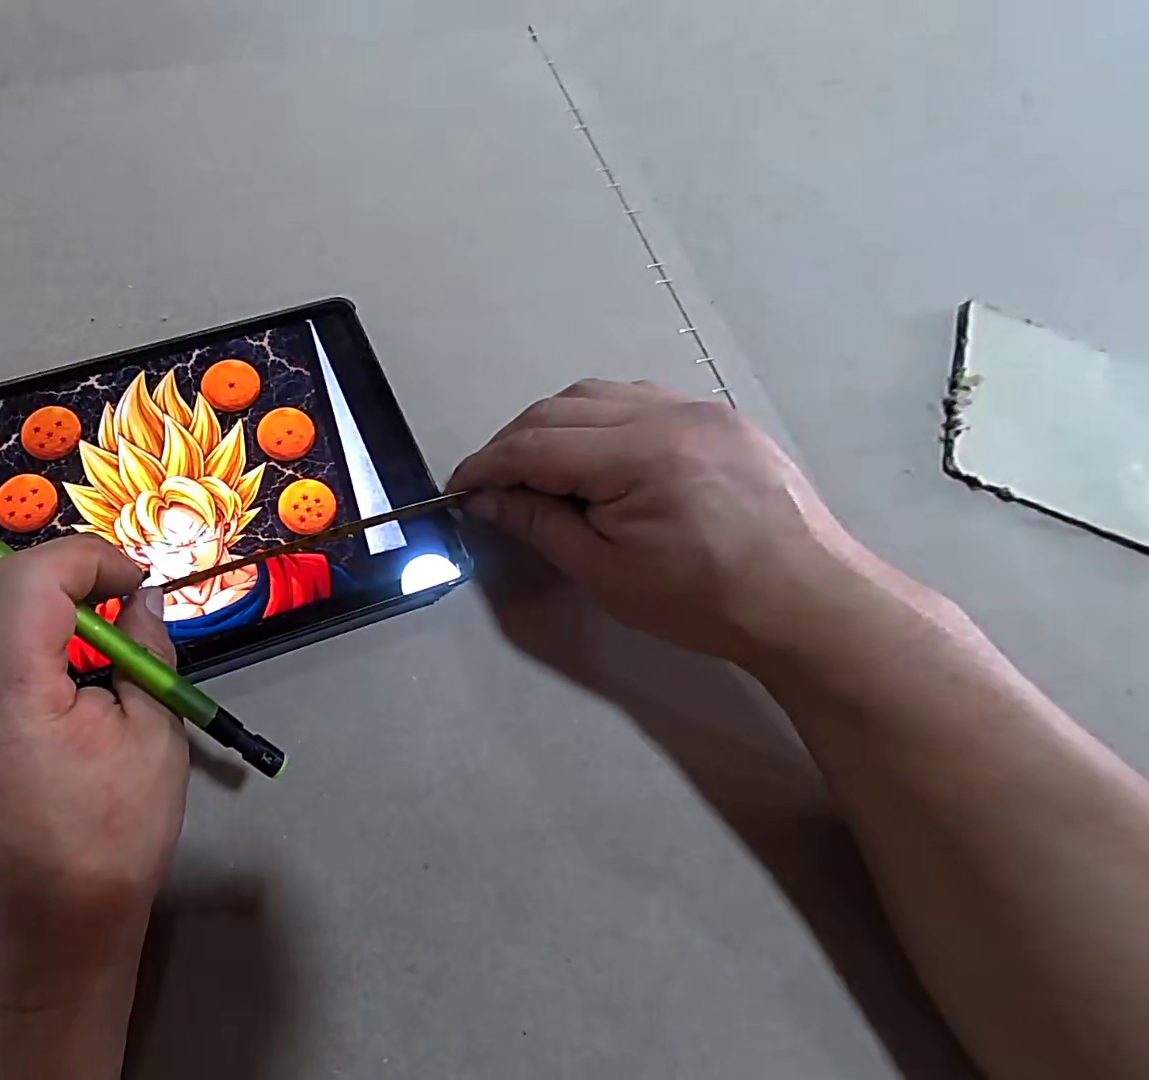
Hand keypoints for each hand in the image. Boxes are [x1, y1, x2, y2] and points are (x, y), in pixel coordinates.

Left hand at [0, 535, 188, 942]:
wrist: (57, 919)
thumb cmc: (113, 840)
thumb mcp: (156, 737)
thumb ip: (146, 652)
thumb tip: (141, 600)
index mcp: (13, 701)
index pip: (29, 581)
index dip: (86, 559)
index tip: (127, 578)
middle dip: (49, 569)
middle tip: (97, 594)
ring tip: (50, 613)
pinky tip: (8, 646)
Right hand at [448, 379, 885, 662]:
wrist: (811, 603)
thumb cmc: (700, 599)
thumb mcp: (601, 569)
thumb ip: (536, 522)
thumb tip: (481, 499)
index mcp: (641, 456)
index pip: (534, 446)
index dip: (484, 466)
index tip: (456, 488)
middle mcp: (670, 415)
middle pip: (557, 410)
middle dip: (509, 444)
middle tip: (489, 485)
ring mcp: (699, 409)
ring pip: (593, 395)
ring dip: (548, 426)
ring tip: (534, 469)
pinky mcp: (716, 418)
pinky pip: (633, 399)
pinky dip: (592, 419)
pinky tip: (588, 454)